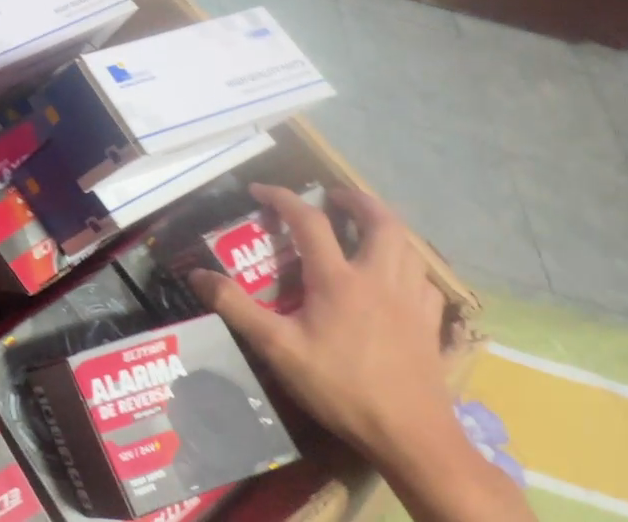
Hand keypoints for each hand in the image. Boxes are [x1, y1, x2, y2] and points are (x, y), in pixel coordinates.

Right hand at [190, 184, 452, 465]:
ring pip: (409, 246)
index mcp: (339, 280)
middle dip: (357, 201)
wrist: (412, 436)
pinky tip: (394, 276)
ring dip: (386, 227)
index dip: (283, 198)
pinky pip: (423, 279)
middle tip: (333, 197)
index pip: (309, 221)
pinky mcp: (430, 324)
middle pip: (381, 223)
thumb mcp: (276, 347)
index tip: (260, 191)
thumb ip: (236, 306)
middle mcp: (379, 280)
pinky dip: (407, 263)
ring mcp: (411, 302)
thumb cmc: (340, 386)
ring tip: (364, 227)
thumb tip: (198, 275)